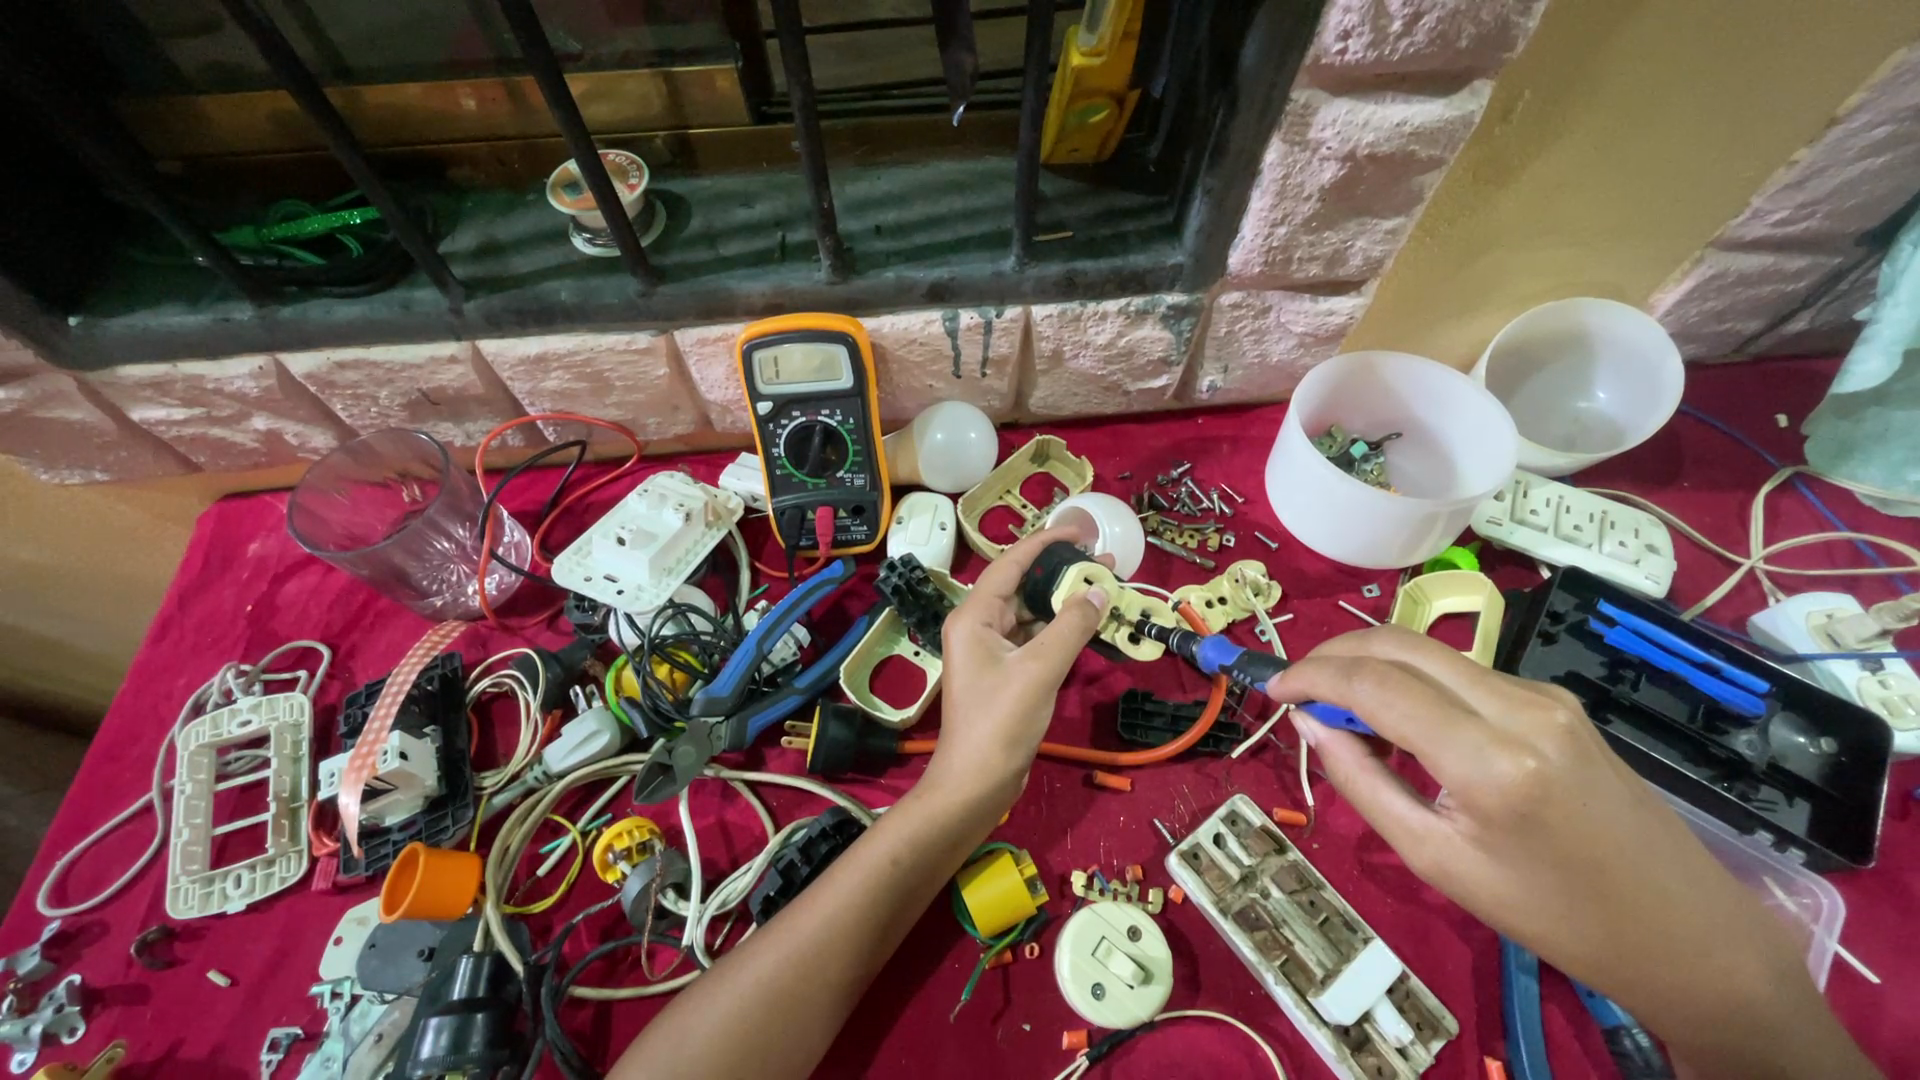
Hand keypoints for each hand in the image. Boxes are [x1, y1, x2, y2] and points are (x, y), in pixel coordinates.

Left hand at [926, 525, 1110, 811]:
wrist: (976, 783)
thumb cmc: (1001, 721)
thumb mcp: (1040, 669)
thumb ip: (1071, 626)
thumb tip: (1099, 591)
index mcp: (974, 616)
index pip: (1011, 564)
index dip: (1045, 542)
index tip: (1081, 530)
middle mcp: (977, 626)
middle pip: (1021, 586)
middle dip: (1061, 572)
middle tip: (1102, 560)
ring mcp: (990, 651)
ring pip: (1030, 614)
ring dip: (1063, 602)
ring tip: (1103, 587)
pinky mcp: (1004, 673)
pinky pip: (1033, 639)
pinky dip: (1059, 630)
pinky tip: (1088, 624)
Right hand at [1267, 626, 1871, 1077]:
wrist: (1685, 934)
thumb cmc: (1550, 915)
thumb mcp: (1437, 860)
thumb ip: (1362, 781)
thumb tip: (1308, 722)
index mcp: (1491, 759)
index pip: (1376, 683)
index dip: (1312, 675)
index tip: (1272, 689)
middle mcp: (1521, 706)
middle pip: (1401, 644)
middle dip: (1335, 653)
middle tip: (1296, 685)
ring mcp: (1545, 697)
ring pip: (1429, 652)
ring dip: (1371, 665)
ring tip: (1339, 710)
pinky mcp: (1556, 701)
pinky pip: (1461, 673)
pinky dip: (1411, 681)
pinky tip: (1398, 720)